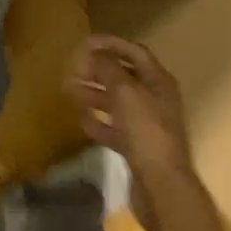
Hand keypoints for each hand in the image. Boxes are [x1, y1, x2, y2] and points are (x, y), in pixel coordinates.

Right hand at [65, 35, 194, 189]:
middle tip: (72, 69)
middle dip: (98, 71)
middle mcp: (154, 99)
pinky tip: (81, 120)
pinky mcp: (137, 149)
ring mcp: (146, 125)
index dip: (110, 44)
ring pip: (117, 103)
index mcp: (158, 81)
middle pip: (124, 77)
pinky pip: (114, 129)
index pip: (134, 52)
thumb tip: (94, 53)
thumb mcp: (126, 93)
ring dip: (94, 95)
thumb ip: (109, 69)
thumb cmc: (146, 132)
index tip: (84, 44)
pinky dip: (98, 122)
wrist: (162, 186)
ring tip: (69, 91)